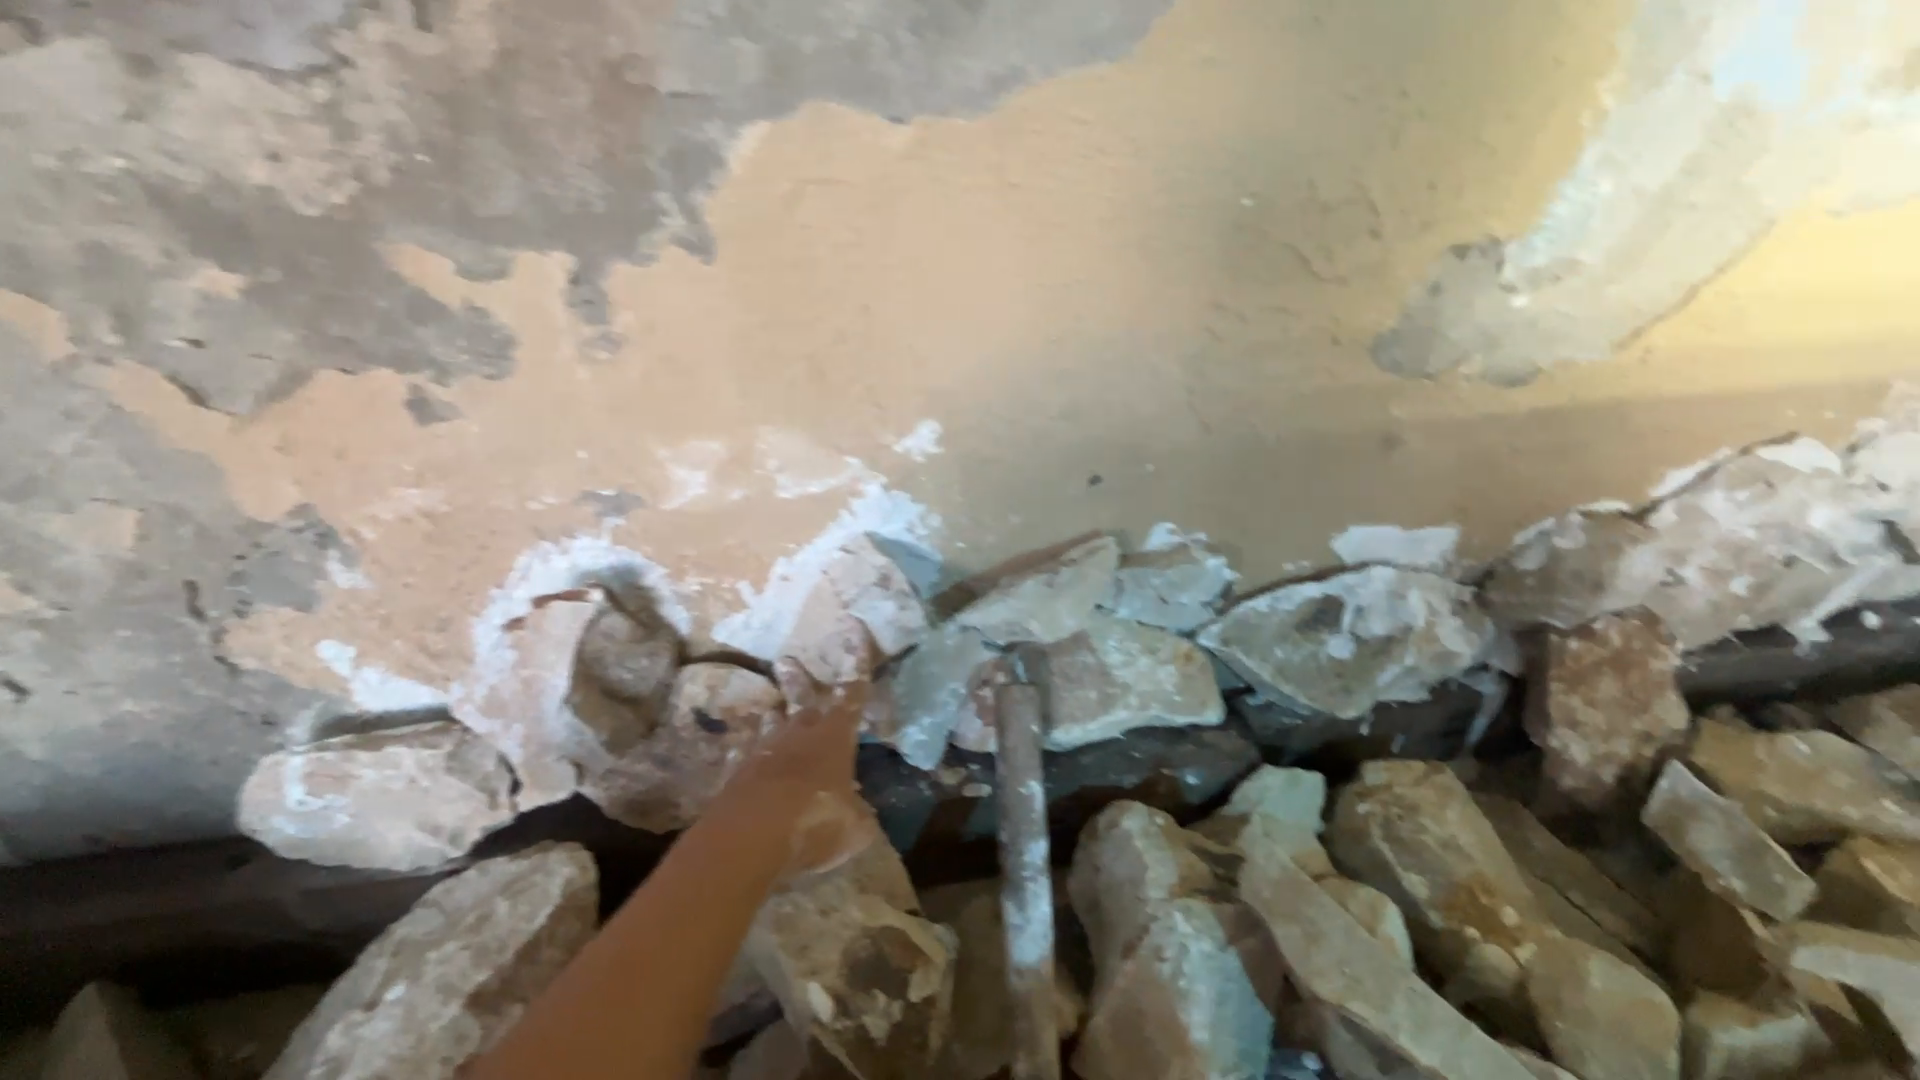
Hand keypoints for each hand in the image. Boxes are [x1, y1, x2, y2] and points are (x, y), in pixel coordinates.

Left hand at [706, 655, 877, 880]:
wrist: (748, 838)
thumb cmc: (815, 823)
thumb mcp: (856, 830)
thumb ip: (862, 817)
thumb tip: (864, 815)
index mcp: (834, 738)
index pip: (852, 691)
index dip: (857, 660)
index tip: (853, 624)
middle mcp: (798, 736)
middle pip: (802, 700)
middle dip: (800, 680)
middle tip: (788, 660)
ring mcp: (762, 754)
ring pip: (769, 724)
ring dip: (772, 713)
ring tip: (769, 707)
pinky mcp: (735, 776)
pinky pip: (742, 755)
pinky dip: (745, 751)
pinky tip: (740, 751)